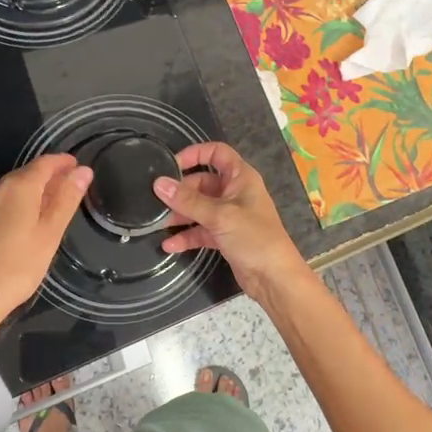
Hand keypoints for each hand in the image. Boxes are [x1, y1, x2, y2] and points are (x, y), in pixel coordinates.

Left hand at [0, 154, 90, 319]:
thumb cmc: (18, 265)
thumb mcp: (50, 232)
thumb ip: (67, 198)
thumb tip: (83, 170)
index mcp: (19, 187)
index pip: (45, 163)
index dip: (63, 162)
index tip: (78, 166)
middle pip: (27, 173)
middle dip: (49, 175)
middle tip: (69, 186)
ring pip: (13, 188)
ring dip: (33, 190)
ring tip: (51, 204)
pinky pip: (1, 202)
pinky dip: (18, 203)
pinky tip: (25, 220)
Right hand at [154, 142, 306, 294]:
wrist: (274, 278)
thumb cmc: (253, 237)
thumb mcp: (219, 215)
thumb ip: (188, 200)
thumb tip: (159, 183)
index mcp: (241, 177)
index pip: (217, 153)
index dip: (195, 153)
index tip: (172, 164)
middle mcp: (235, 192)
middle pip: (203, 183)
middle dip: (181, 192)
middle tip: (156, 200)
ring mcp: (229, 215)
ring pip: (199, 208)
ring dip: (180, 215)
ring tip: (157, 223)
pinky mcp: (225, 236)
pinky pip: (201, 230)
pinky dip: (187, 236)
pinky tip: (169, 245)